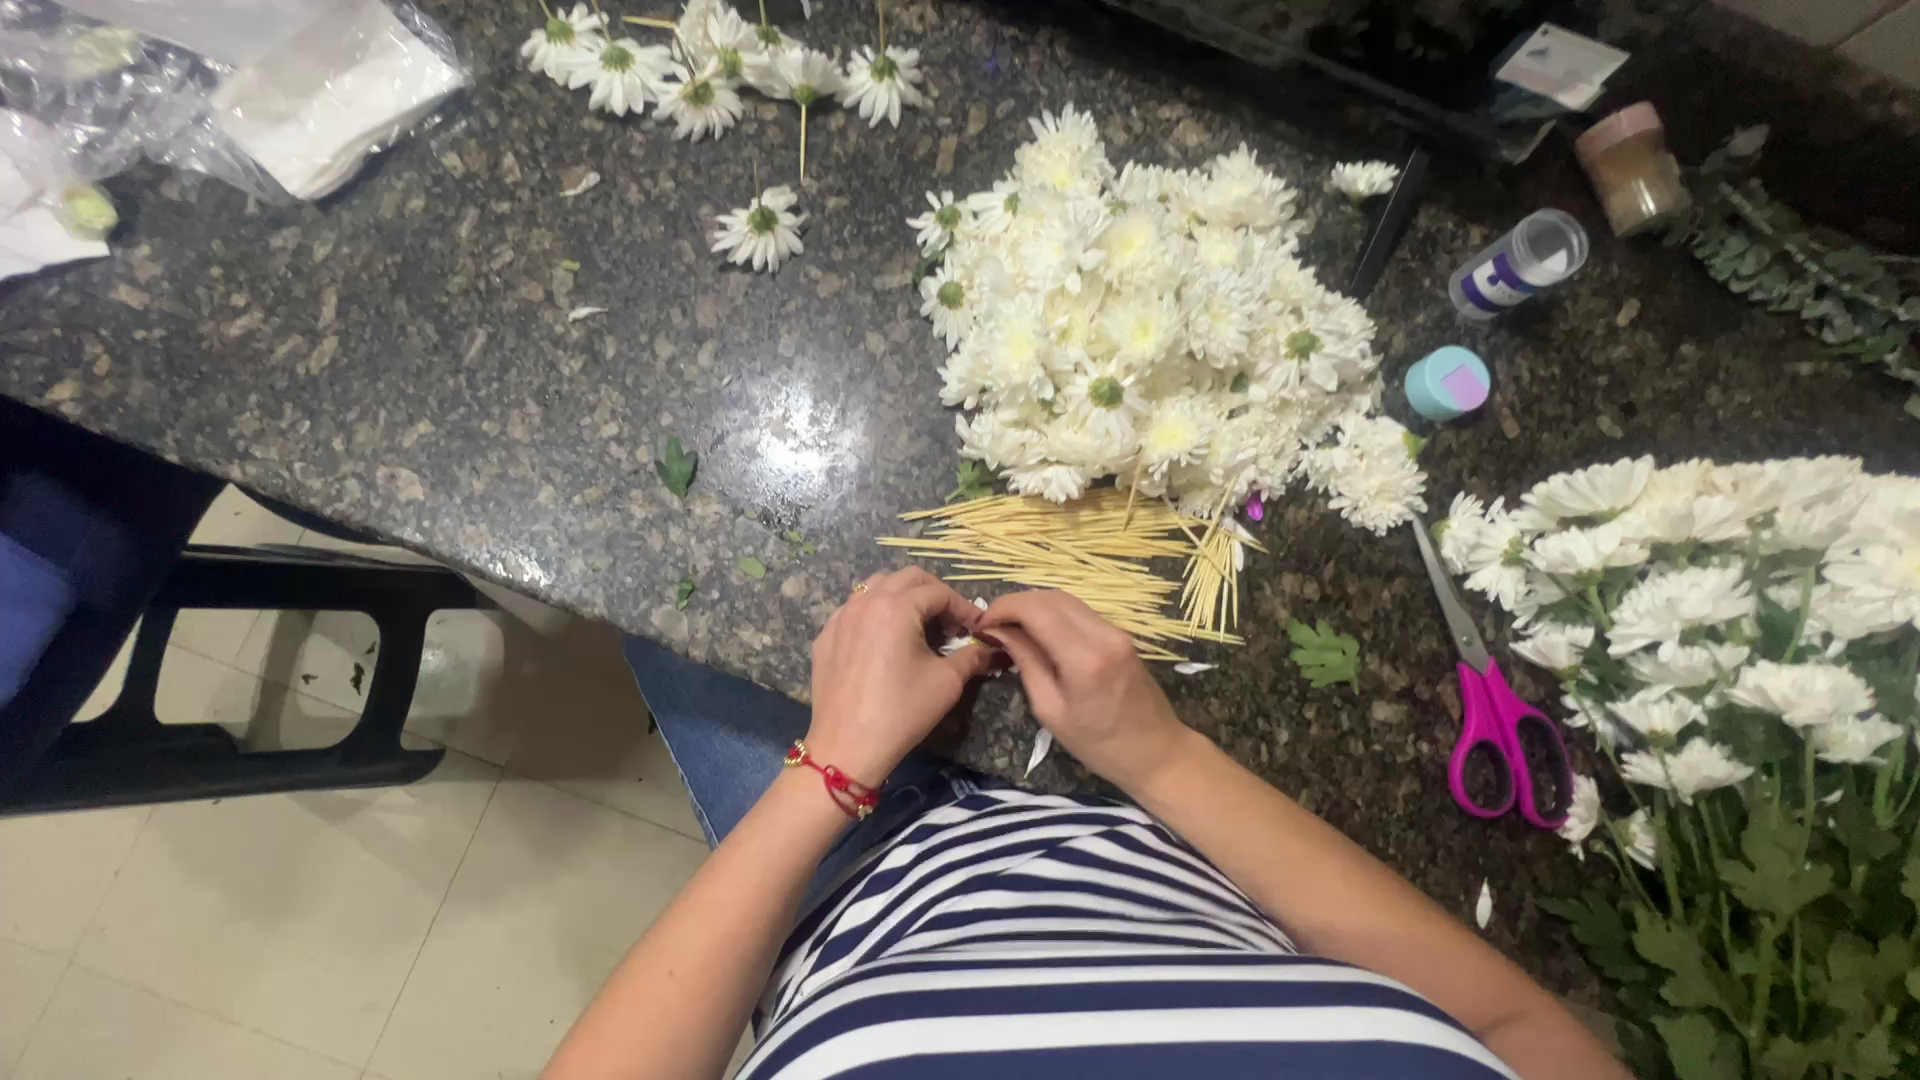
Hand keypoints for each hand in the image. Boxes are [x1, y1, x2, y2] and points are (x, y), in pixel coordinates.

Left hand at [806, 567, 995, 785]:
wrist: (847, 747)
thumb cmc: (901, 711)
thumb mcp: (946, 682)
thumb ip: (971, 656)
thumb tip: (990, 649)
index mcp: (896, 607)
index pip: (938, 592)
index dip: (963, 607)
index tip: (977, 627)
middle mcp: (865, 602)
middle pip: (907, 578)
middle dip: (934, 594)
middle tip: (951, 622)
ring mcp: (840, 617)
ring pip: (876, 586)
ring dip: (903, 596)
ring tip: (918, 624)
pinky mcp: (825, 636)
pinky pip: (854, 609)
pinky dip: (875, 613)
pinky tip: (884, 639)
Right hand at [979, 590, 1195, 793]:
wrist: (1157, 753)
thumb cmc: (1099, 745)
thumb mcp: (1050, 710)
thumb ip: (1026, 662)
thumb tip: (999, 631)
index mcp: (1085, 658)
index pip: (1037, 610)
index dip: (1004, 608)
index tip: (983, 624)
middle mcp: (1104, 634)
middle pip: (1050, 597)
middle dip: (1016, 604)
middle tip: (992, 625)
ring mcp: (1116, 630)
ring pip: (1065, 599)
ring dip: (1034, 606)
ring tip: (1010, 627)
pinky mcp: (1121, 634)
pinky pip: (1079, 612)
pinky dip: (1052, 614)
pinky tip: (1037, 632)